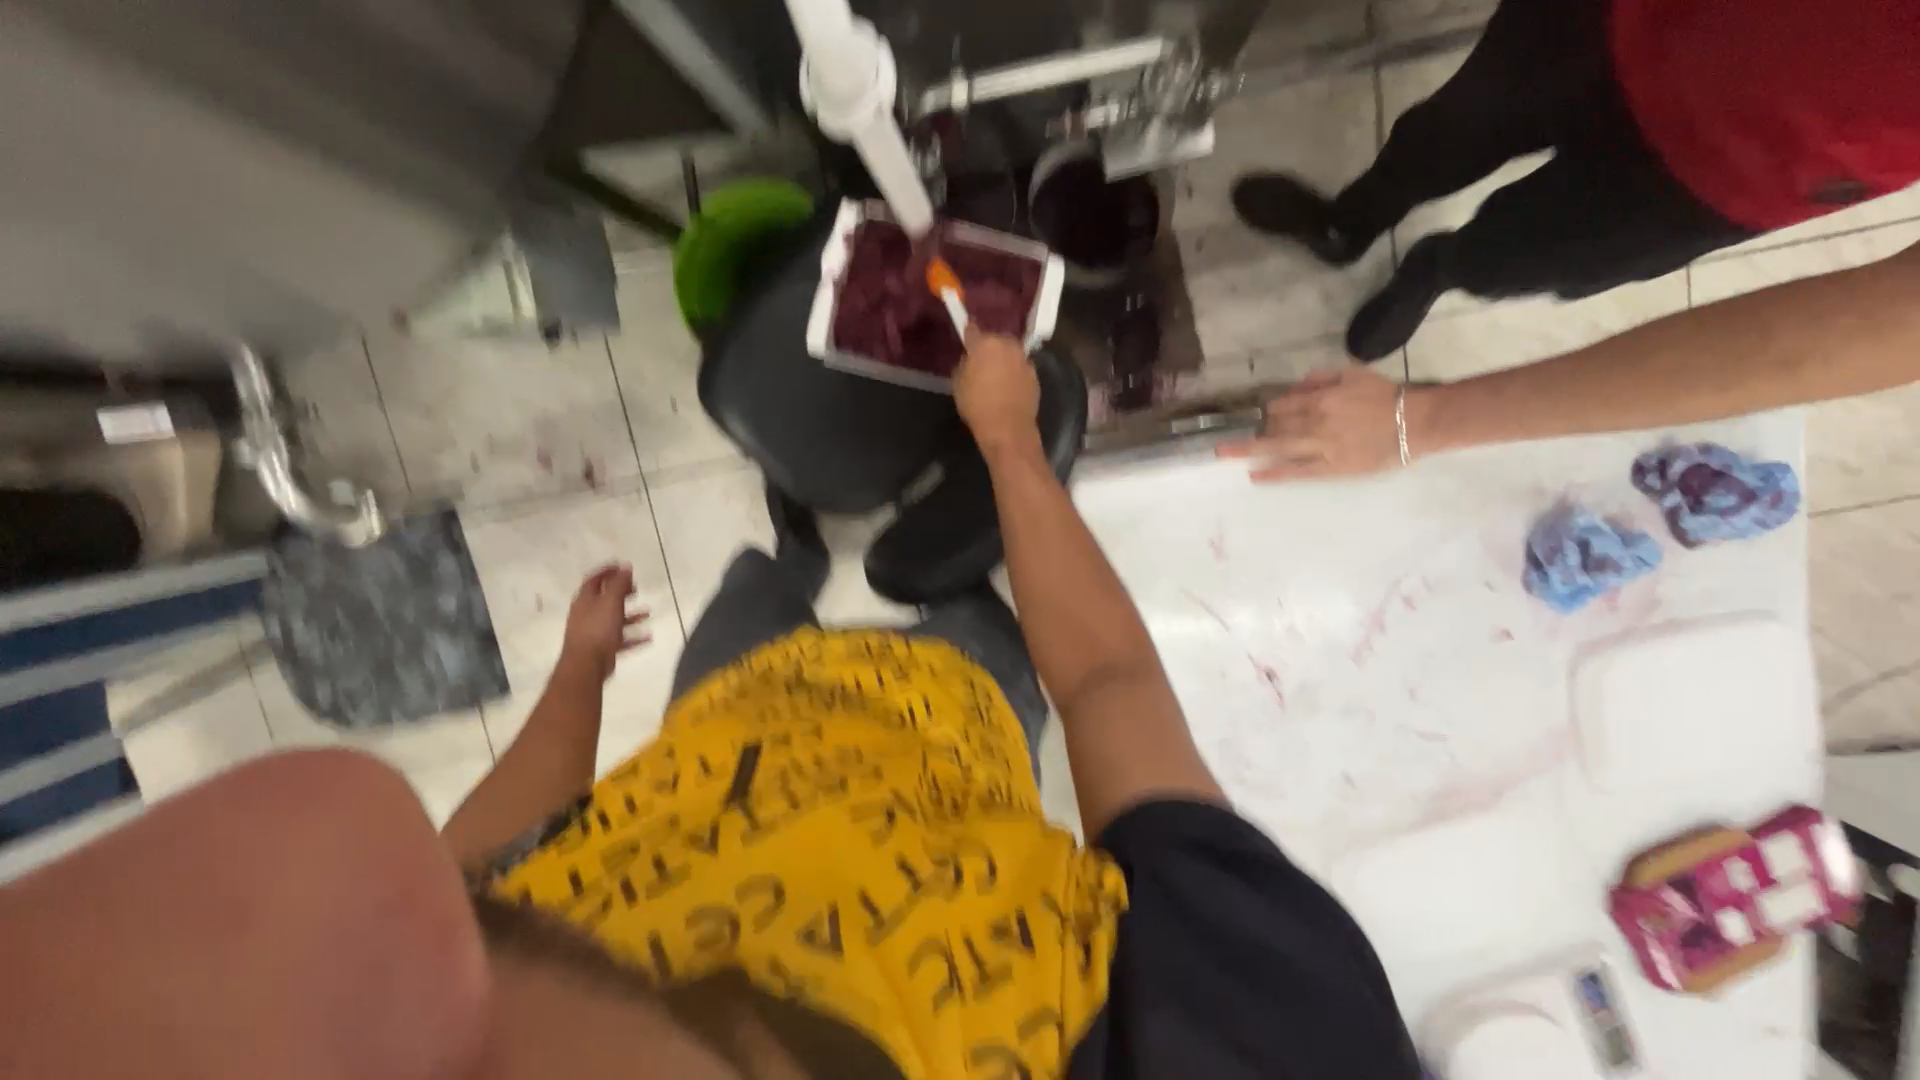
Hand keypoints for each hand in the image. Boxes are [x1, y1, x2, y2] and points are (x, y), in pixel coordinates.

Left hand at [558, 564, 649, 681]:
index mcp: (585, 600)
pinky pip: (619, 638)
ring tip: (647, 613)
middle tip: (636, 589)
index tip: (623, 566)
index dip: (608, 571)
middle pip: (604, 598)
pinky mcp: (600, 647)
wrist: (586, 665)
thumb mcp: (611, 602)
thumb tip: (626, 566)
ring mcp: (592, 631)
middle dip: (621, 592)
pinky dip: (633, 635)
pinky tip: (648, 637)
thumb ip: (619, 584)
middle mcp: (586, 613)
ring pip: (613, 618)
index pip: (594, 579)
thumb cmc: (598, 630)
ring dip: (631, 615)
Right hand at [954, 328, 1039, 454]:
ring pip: (1011, 354)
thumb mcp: (958, 384)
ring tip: (996, 376)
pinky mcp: (1035, 375)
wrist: (1008, 428)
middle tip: (982, 362)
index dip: (968, 334)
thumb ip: (965, 365)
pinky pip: (1021, 369)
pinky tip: (1009, 388)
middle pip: (996, 340)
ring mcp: (1024, 360)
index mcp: (986, 344)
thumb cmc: (977, 405)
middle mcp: (1008, 346)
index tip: (966, 338)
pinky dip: (1015, 374)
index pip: (973, 330)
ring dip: (1004, 360)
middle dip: (989, 347)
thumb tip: (971, 360)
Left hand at [1216, 366, 1404, 481]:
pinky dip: (1275, 472)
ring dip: (1249, 450)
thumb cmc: (1388, 396)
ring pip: (1279, 447)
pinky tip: (1254, 475)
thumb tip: (1298, 385)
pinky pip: (1297, 471)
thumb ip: (1323, 377)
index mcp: (1322, 398)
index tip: (1263, 415)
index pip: (1284, 405)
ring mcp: (1322, 446)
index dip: (1271, 410)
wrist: (1418, 422)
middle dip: (1249, 432)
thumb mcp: (1355, 374)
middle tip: (1221, 441)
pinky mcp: (1332, 467)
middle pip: (1276, 426)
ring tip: (1223, 455)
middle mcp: (1316, 422)